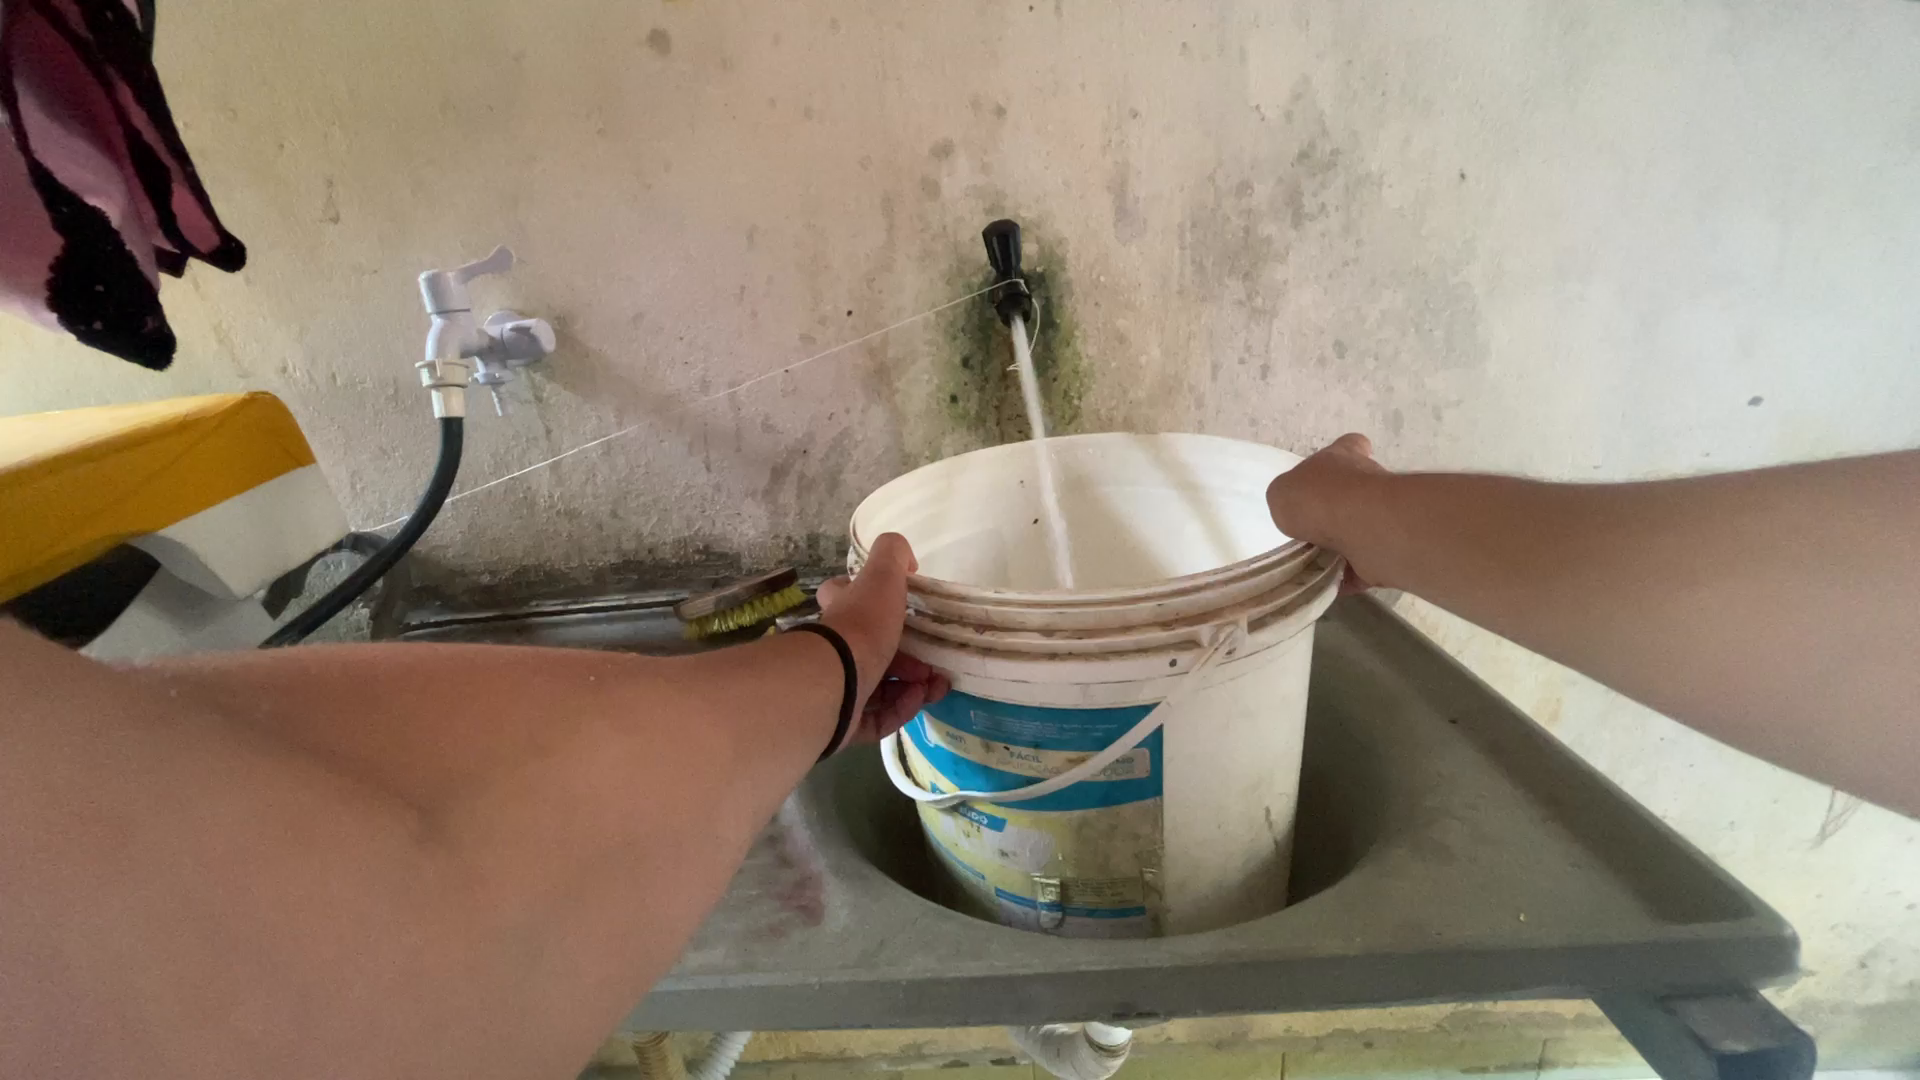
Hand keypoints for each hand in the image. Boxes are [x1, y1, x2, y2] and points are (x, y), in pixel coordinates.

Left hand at [816, 533, 950, 748]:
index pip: (851, 598)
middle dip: (914, 658)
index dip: (879, 604)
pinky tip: (920, 700)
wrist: (836, 682)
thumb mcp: (882, 576)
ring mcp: (838, 687)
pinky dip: (901, 708)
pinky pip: (877, 717)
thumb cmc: (862, 625)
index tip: (912, 613)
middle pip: (878, 651)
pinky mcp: (843, 721)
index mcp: (841, 613)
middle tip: (937, 665)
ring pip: (882, 686)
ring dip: (915, 685)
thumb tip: (908, 559)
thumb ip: (893, 553)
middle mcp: (834, 650)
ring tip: (938, 686)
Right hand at [1266, 433, 1389, 590]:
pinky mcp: (1390, 547)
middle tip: (1311, 530)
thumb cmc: (1318, 498)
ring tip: (1314, 561)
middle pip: (1353, 491)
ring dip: (1342, 545)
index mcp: (1342, 457)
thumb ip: (1287, 500)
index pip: (1349, 445)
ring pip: (1359, 529)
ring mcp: (1383, 515)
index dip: (1342, 454)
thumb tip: (1298, 513)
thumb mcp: (1280, 492)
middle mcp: (1368, 482)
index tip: (1331, 473)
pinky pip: (1364, 565)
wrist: (1362, 527)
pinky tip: (1329, 583)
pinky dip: (1349, 575)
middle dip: (1335, 510)